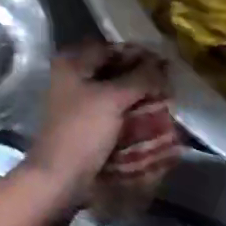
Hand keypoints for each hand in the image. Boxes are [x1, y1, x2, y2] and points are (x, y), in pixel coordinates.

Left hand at [21, 42, 167, 209]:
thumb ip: (138, 79)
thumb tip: (161, 63)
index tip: (164, 64)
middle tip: (166, 85)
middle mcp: (72, 75)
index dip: (137, 54)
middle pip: (112, 69)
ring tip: (162, 102)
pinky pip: (110, 109)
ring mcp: (77, 100)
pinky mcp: (84, 122)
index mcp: (73, 62)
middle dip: (139, 76)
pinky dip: (128, 112)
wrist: (59, 177)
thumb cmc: (83, 130)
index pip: (110, 48)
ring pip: (113, 90)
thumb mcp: (112, 100)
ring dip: (136, 95)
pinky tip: (148, 119)